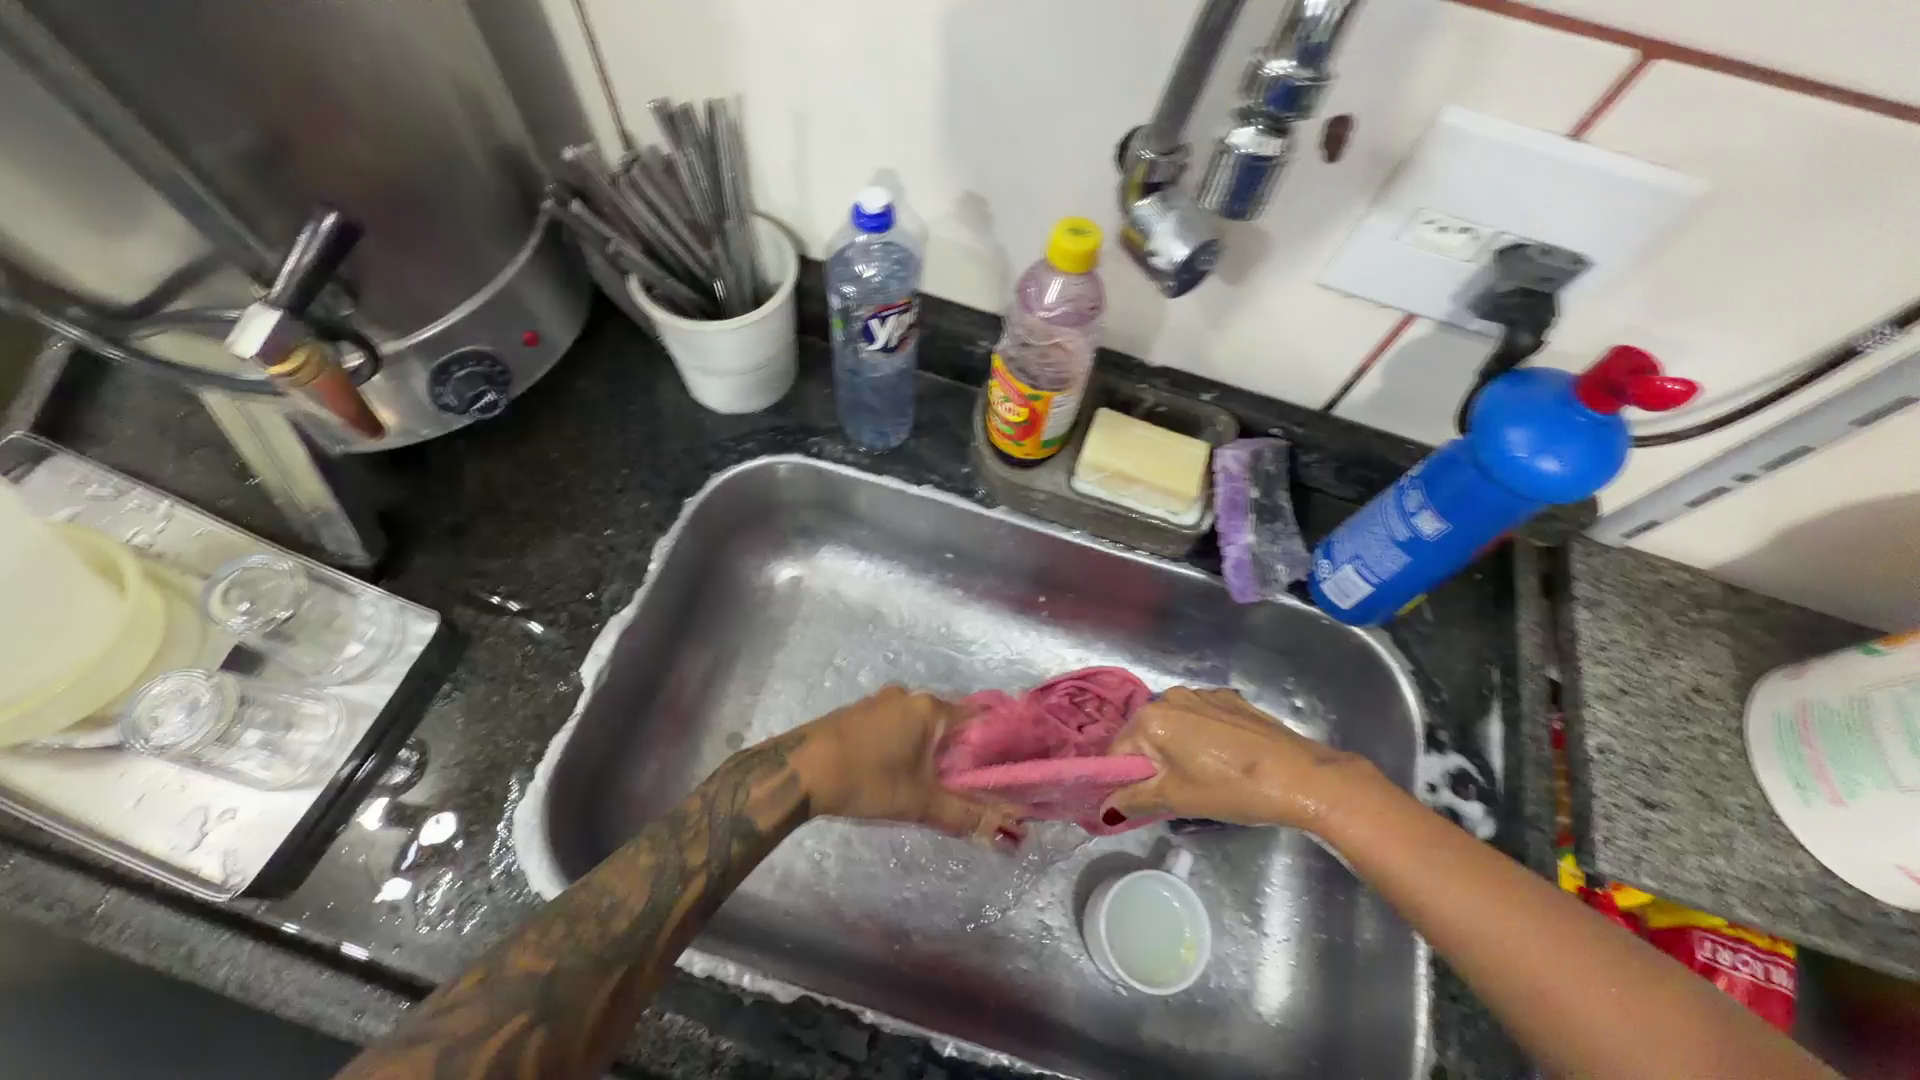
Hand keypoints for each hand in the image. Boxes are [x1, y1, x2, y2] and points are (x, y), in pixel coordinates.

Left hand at [790, 686, 1021, 843]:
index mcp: (930, 709)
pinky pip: (895, 726)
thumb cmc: (866, 780)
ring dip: (929, 750)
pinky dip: (904, 745)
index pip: (979, 717)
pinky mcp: (858, 713)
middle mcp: (908, 696)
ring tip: (932, 783)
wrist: (798, 771)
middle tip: (968, 785)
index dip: (995, 742)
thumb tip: (1010, 834)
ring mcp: (880, 701)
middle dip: (960, 752)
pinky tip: (897, 771)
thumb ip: (966, 816)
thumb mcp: (919, 803)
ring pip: (920, 725)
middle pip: (949, 722)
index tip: (1006, 766)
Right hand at [1099, 687, 1374, 830]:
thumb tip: (1104, 810)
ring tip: (1201, 778)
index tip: (1135, 800)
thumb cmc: (1231, 789)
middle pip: (1144, 734)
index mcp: (1152, 718)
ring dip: (1176, 750)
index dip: (1120, 779)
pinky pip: (1201, 719)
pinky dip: (1201, 738)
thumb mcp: (1176, 800)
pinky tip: (1223, 761)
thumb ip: (1133, 800)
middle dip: (1150, 763)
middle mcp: (1172, 696)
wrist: (1301, 777)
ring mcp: (1204, 694)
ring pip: (1174, 726)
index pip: (1117, 751)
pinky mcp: (1231, 700)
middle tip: (1171, 793)